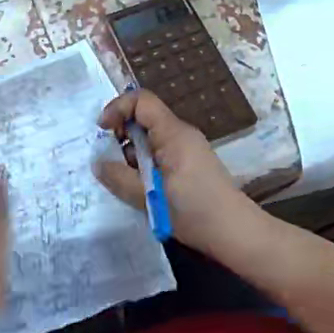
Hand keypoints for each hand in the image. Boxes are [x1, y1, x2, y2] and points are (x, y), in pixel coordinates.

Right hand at [92, 90, 262, 252]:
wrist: (235, 232)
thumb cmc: (193, 211)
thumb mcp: (150, 198)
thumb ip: (120, 179)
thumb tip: (98, 164)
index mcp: (173, 133)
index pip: (142, 100)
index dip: (117, 108)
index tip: (102, 131)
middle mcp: (181, 134)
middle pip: (144, 118)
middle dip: (121, 135)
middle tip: (110, 162)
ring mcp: (188, 148)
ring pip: (151, 138)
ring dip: (133, 154)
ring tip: (125, 182)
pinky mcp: (190, 164)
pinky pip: (161, 152)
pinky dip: (145, 164)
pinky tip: (141, 188)